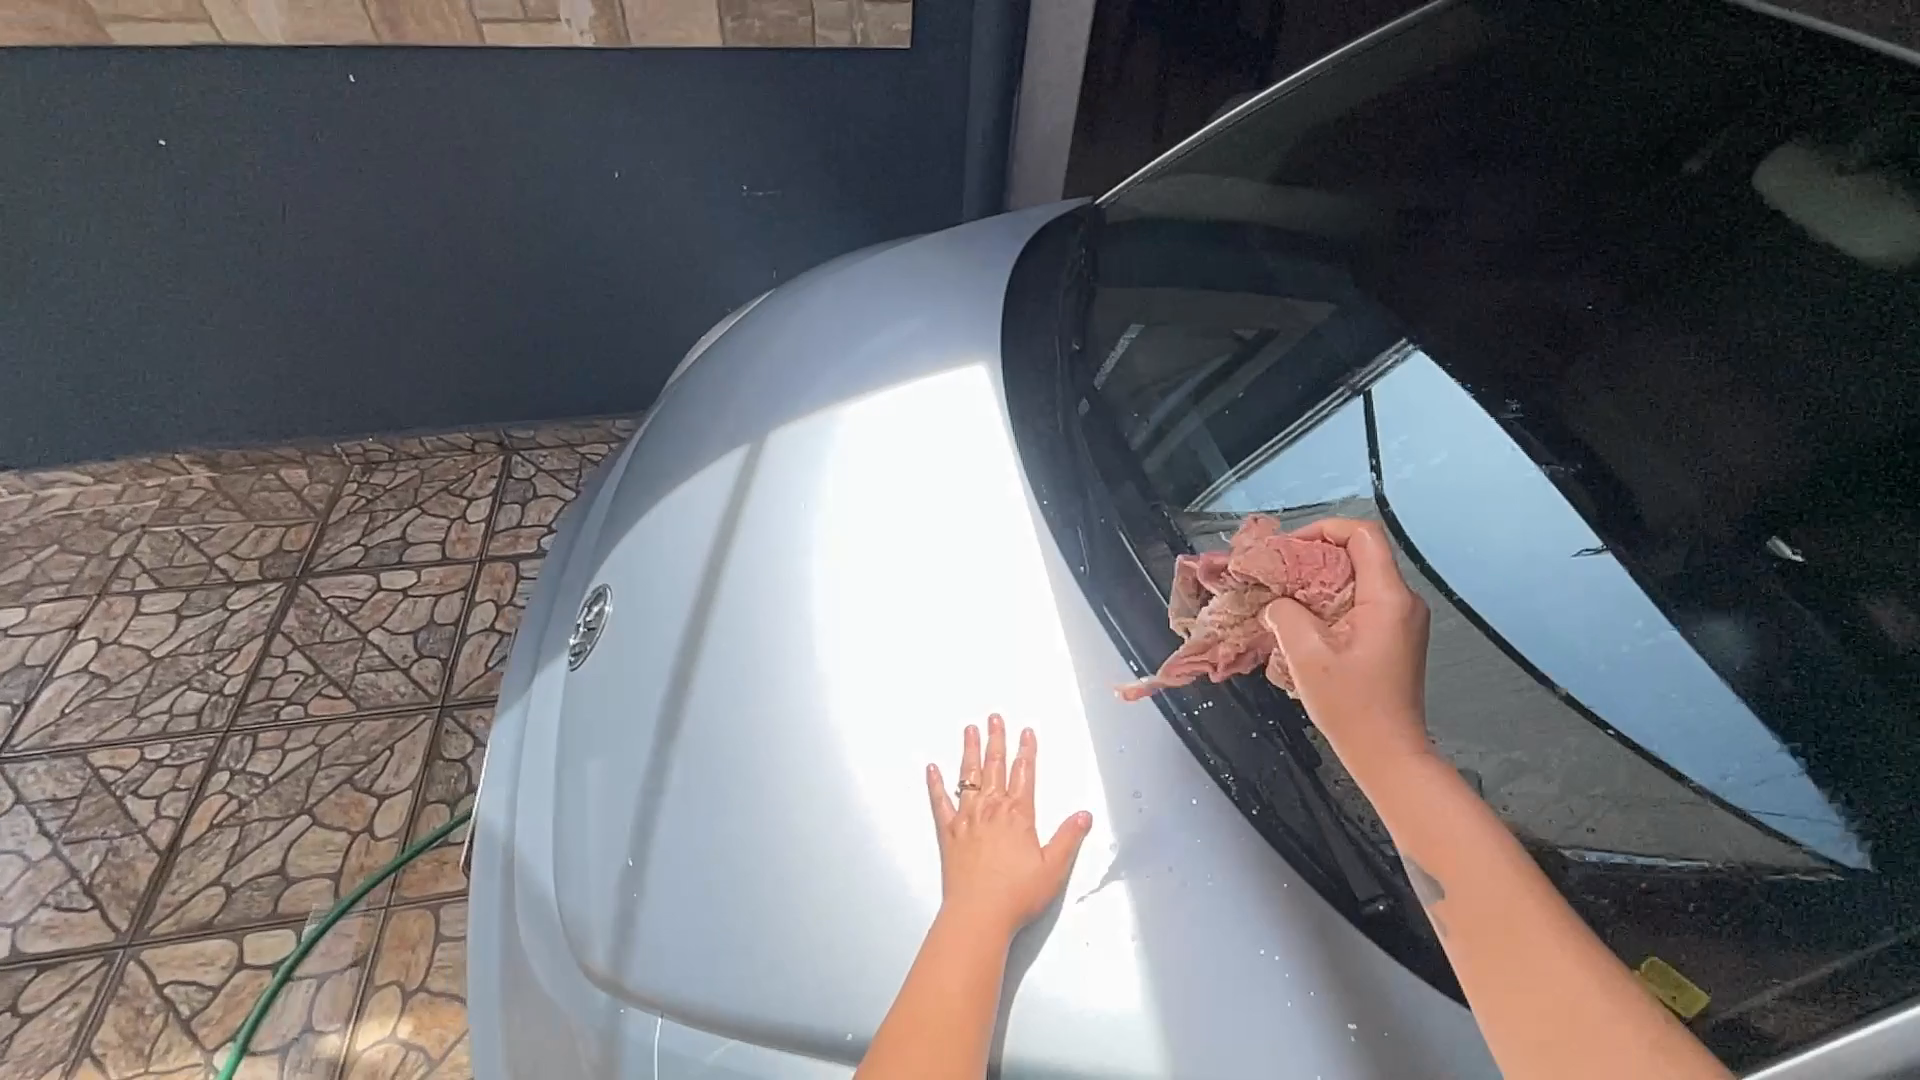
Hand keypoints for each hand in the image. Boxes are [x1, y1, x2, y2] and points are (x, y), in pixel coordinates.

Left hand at [925, 714, 1092, 939]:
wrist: (979, 914)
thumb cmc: (1017, 895)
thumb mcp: (1053, 868)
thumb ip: (1069, 838)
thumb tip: (1084, 815)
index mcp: (1018, 815)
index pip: (1024, 774)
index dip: (1026, 751)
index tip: (1026, 732)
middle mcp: (991, 809)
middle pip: (995, 766)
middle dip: (996, 740)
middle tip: (994, 718)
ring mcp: (967, 819)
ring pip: (968, 776)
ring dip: (969, 751)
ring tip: (969, 730)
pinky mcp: (948, 833)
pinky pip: (939, 802)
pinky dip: (935, 784)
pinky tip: (931, 769)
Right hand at [1262, 518, 1434, 783]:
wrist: (1388, 753)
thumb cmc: (1352, 707)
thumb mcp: (1306, 655)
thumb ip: (1285, 614)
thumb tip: (1277, 603)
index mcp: (1388, 598)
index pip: (1363, 535)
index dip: (1324, 530)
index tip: (1289, 548)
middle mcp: (1402, 602)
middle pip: (1358, 554)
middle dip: (1313, 556)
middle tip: (1277, 572)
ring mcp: (1400, 620)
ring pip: (1356, 578)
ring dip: (1318, 581)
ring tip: (1283, 596)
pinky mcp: (1393, 637)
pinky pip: (1359, 601)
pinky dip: (1328, 601)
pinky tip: (1302, 621)